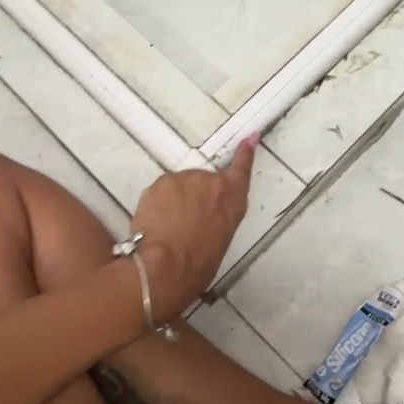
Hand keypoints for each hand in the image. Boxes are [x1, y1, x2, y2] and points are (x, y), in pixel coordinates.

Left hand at [127, 135, 258, 323]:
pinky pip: (159, 193)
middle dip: (194, 197)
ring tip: (168, 228)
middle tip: (185, 224)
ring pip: (178, 187)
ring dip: (174, 201)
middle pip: (202, 182)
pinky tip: (154, 225)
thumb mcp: (219, 242)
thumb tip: (202, 219)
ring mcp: (184, 179)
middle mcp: (211, 183)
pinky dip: (157, 205)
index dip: (245, 154)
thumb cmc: (198, 266)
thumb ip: (216, 220)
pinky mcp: (160, 182)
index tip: (249, 137)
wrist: (166, 265)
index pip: (241, 171)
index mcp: (233, 200)